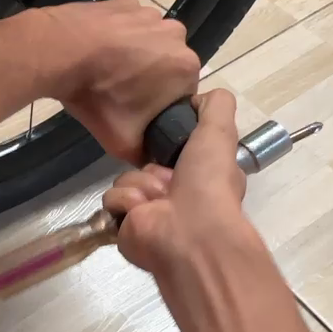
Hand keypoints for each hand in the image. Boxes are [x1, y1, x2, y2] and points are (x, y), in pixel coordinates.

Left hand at [26, 0, 199, 163]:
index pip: (183, 94)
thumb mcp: (122, 141)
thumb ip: (144, 155)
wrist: (58, 51)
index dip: (161, 107)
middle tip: (119, 95)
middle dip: (150, 81)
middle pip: (168, 67)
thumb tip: (149, 159)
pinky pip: (130, 25)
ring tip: (106, 72)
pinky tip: (98, 50)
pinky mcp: (126, 1)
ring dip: (135, 57)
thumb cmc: (97, 97)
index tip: (138, 114)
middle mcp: (177, 35)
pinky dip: (118, 36)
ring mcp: (151, 13)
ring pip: (149, 44)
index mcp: (187, 67)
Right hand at [101, 88, 259, 277]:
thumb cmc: (208, 183)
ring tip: (157, 201)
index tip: (176, 146)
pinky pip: (112, 199)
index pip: (175, 153)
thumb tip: (198, 97)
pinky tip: (143, 212)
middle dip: (154, 168)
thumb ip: (215, 106)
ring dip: (141, 185)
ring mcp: (149, 214)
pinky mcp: (126, 226)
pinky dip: (127, 202)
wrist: (189, 234)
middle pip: (146, 163)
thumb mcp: (219, 133)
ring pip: (127, 178)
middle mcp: (176, 198)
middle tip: (168, 178)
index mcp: (200, 179)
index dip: (174, 148)